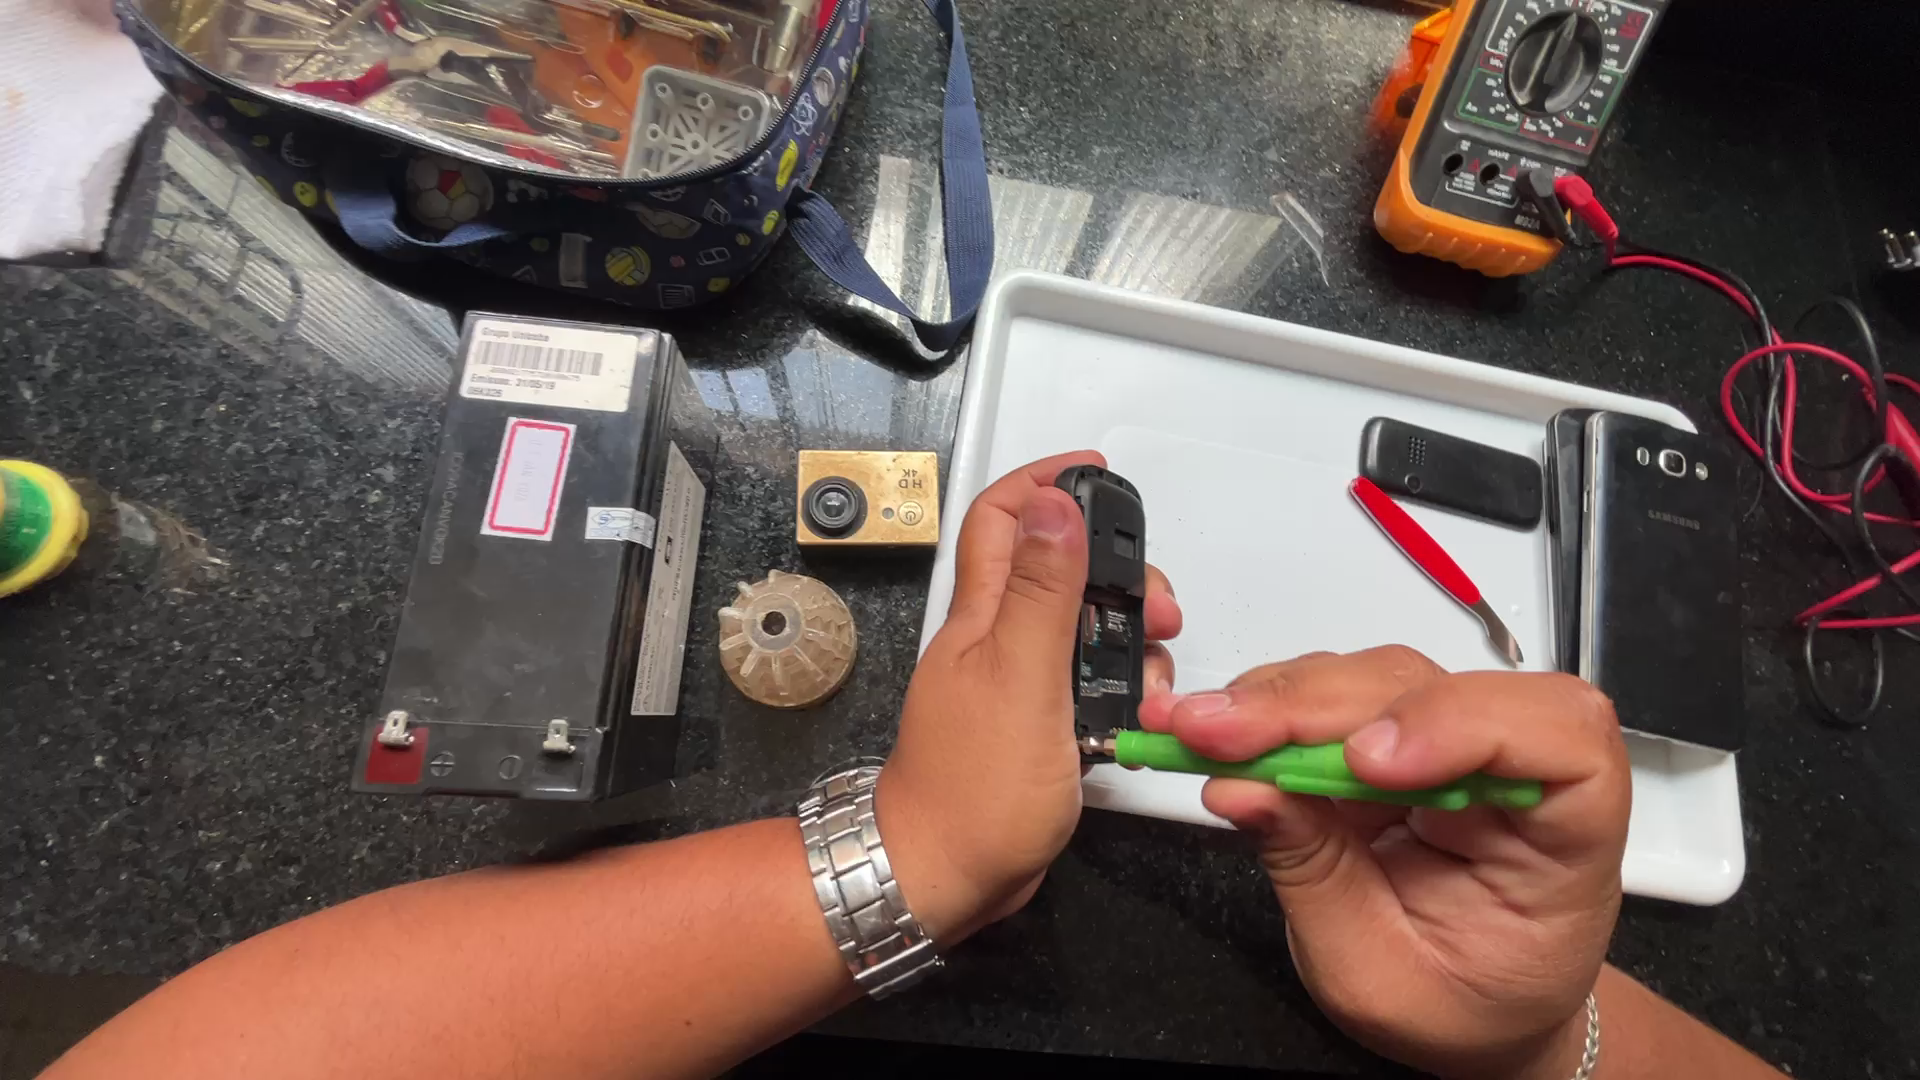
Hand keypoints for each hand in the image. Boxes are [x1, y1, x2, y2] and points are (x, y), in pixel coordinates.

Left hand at [878, 452, 1181, 942]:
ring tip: (1159, 657)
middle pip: (1052, 562)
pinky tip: (1140, 700)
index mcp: (981, 612)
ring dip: (1124, 625)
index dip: (1042, 481)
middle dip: (1110, 564)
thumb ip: (1042, 593)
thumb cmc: (976, 784)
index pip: (1002, 516)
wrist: (947, 872)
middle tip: (1155, 595)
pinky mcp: (1034, 712)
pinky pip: (1081, 671)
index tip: (1092, 469)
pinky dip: (1117, 673)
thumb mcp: (1020, 677)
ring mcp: (1014, 673)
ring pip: (1075, 618)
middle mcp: (993, 633)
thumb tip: (1054, 507)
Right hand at [1138, 647, 1628, 1079]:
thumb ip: (1311, 876)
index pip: (1555, 735)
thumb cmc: (1450, 1000)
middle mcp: (1499, 767)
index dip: (1460, 723)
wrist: (1462, 1001)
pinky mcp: (1374, 731)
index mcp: (1555, 840)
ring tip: (1195, 731)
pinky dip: (1259, 703)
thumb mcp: (1373, 973)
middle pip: (1419, 685)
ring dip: (1270, 698)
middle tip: (1213, 733)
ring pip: (1360, 675)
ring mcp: (1433, 737)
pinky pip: (1320, 690)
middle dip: (1306, 706)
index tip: (1365, 764)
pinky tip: (1212, 726)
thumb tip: (1238, 786)